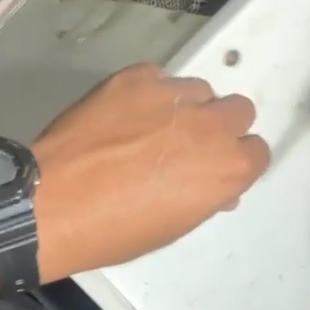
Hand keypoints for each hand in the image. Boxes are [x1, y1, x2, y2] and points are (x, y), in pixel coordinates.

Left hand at [29, 63, 268, 280]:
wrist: (53, 206)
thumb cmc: (112, 231)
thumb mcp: (170, 228)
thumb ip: (203, 198)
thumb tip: (212, 186)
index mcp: (229, 168)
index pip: (255, 151)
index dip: (231, 161)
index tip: (208, 170)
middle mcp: (211, 124)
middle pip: (236, 112)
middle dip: (215, 128)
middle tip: (179, 148)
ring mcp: (173, 95)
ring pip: (196, 90)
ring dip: (181, 108)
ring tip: (143, 131)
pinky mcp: (135, 78)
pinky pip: (156, 78)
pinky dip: (146, 94)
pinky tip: (119, 118)